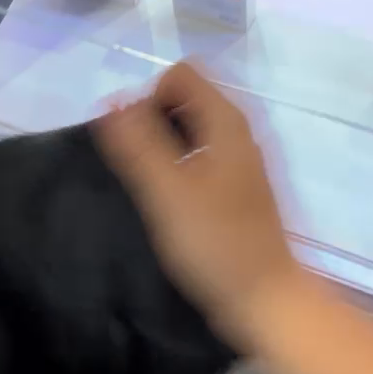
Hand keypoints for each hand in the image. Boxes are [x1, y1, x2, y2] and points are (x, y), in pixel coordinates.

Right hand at [95, 62, 306, 345]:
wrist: (261, 298)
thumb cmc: (213, 244)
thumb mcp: (166, 190)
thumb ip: (137, 143)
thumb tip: (111, 102)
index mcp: (226, 122)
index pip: (179, 75)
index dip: (148, 99)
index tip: (135, 144)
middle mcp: (236, 134)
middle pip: (184, 101)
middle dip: (152, 123)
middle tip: (138, 168)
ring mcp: (237, 163)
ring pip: (190, 133)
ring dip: (162, 150)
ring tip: (150, 188)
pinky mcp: (234, 192)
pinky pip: (197, 161)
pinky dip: (178, 171)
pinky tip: (168, 204)